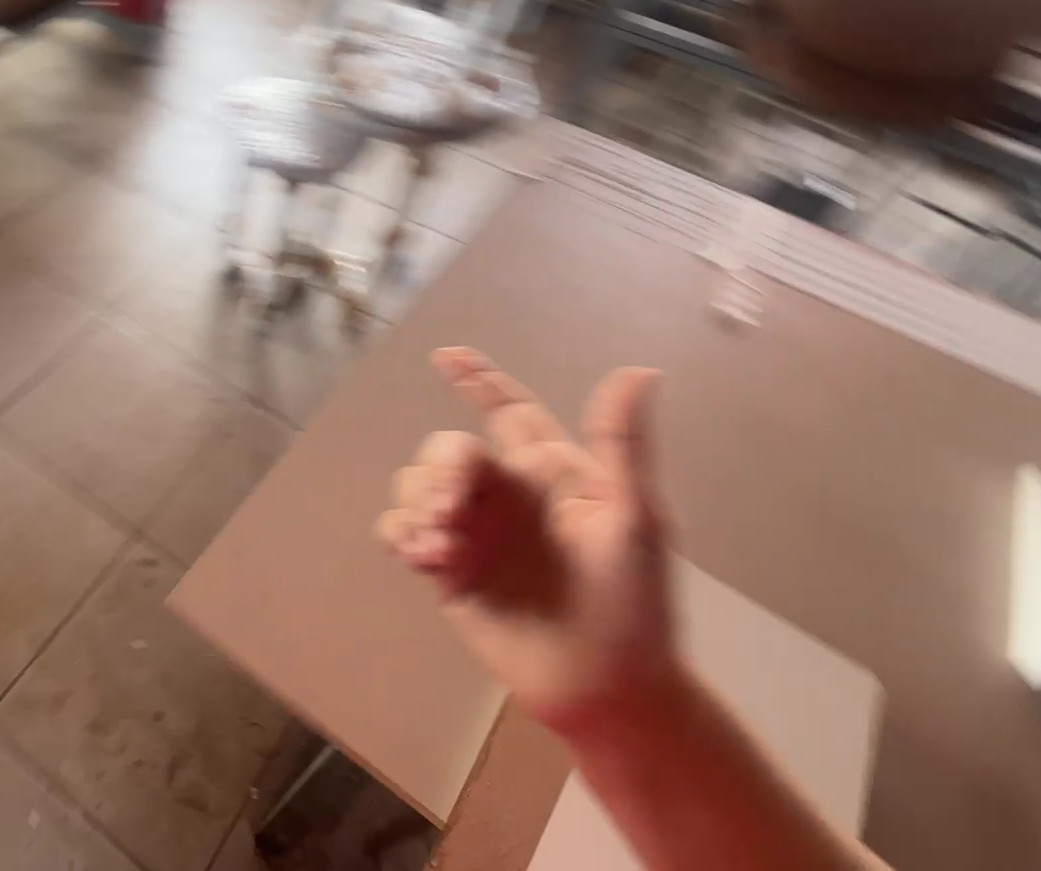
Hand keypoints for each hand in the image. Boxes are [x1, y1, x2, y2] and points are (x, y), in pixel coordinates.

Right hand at [376, 348, 679, 732]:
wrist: (602, 684)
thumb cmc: (631, 602)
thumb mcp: (636, 519)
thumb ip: (624, 444)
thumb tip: (639, 369)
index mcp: (548, 473)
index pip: (507, 410)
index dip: (477, 380)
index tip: (445, 356)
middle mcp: (504, 493)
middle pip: (446, 450)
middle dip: (439, 469)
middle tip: (451, 511)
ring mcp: (472, 531)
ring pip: (416, 486)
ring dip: (418, 505)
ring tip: (441, 547)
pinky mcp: (446, 569)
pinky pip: (401, 530)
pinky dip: (401, 533)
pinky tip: (423, 557)